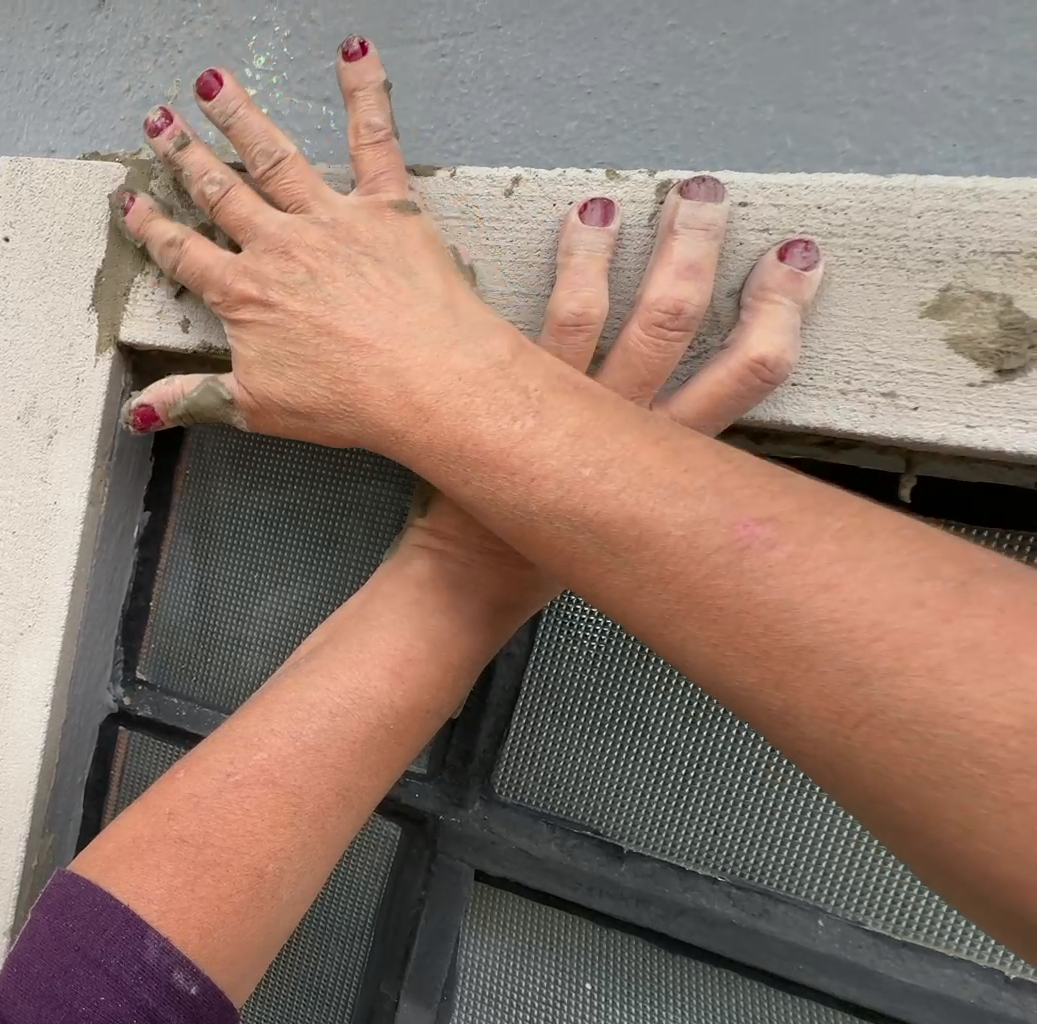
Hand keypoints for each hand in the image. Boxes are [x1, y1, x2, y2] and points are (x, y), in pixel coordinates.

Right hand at [116, 40, 507, 449]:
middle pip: (218, 193)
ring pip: (272, 157)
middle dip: (182, 155)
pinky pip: (374, 139)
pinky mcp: (384, 207)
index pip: (183, 253)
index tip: (129, 201)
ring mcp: (329, 220)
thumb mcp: (253, 408)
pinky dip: (365, 93)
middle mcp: (278, 246)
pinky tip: (354, 53)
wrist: (425, 382)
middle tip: (157, 121)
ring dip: (238, 117)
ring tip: (212, 84)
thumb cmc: (344, 399)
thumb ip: (191, 399)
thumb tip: (139, 414)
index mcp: (243, 293)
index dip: (151, 228)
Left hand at [397, 191, 824, 615]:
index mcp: (667, 452)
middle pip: (673, 321)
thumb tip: (665, 422)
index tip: (797, 260)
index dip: (780, 311)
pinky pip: (511, 340)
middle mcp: (619, 427)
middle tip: (704, 197)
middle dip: (696, 252)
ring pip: (590, 316)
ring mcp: (554, 414)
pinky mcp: (498, 412)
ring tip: (604, 206)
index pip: (749, 372)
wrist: (473, 577)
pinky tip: (509, 271)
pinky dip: (515, 298)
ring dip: (601, 253)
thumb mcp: (629, 509)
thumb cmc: (542, 551)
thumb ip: (652, 460)